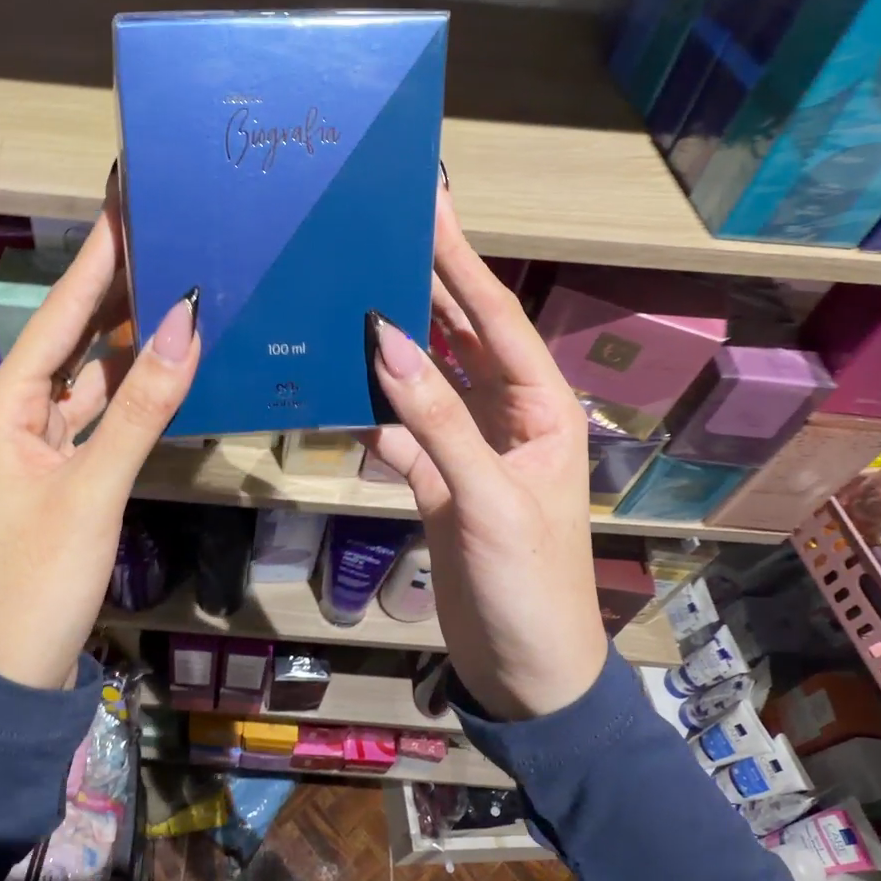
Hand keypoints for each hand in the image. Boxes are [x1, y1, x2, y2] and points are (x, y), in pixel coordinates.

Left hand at [0, 186, 200, 689]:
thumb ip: (141, 405)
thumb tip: (184, 320)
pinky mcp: (66, 471)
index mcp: (6, 402)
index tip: (124, 201)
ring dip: (129, 335)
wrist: (8, 673)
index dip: (97, 256)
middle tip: (163, 231)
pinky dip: (135, 388)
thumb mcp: (91, 488)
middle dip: (117, 286)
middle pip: (76, 335)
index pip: (63, 313)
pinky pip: (104, 413)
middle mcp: (20, 410)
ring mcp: (44, 442)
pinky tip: (166, 360)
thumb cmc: (35, 579)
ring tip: (175, 281)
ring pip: (93, 373)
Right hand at [365, 189, 607, 721]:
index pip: (494, 318)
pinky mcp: (436, 479)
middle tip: (381, 230)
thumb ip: (439, 422)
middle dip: (426, 285)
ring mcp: (467, 447)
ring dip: (393, 341)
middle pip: (459, 336)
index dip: (461, 261)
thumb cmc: (529, 586)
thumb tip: (387, 340)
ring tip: (352, 288)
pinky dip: (373, 408)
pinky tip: (340, 383)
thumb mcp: (490, 501)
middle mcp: (504, 415)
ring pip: (426, 378)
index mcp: (540, 408)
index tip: (431, 207)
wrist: (525, 673)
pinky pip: (400, 429)